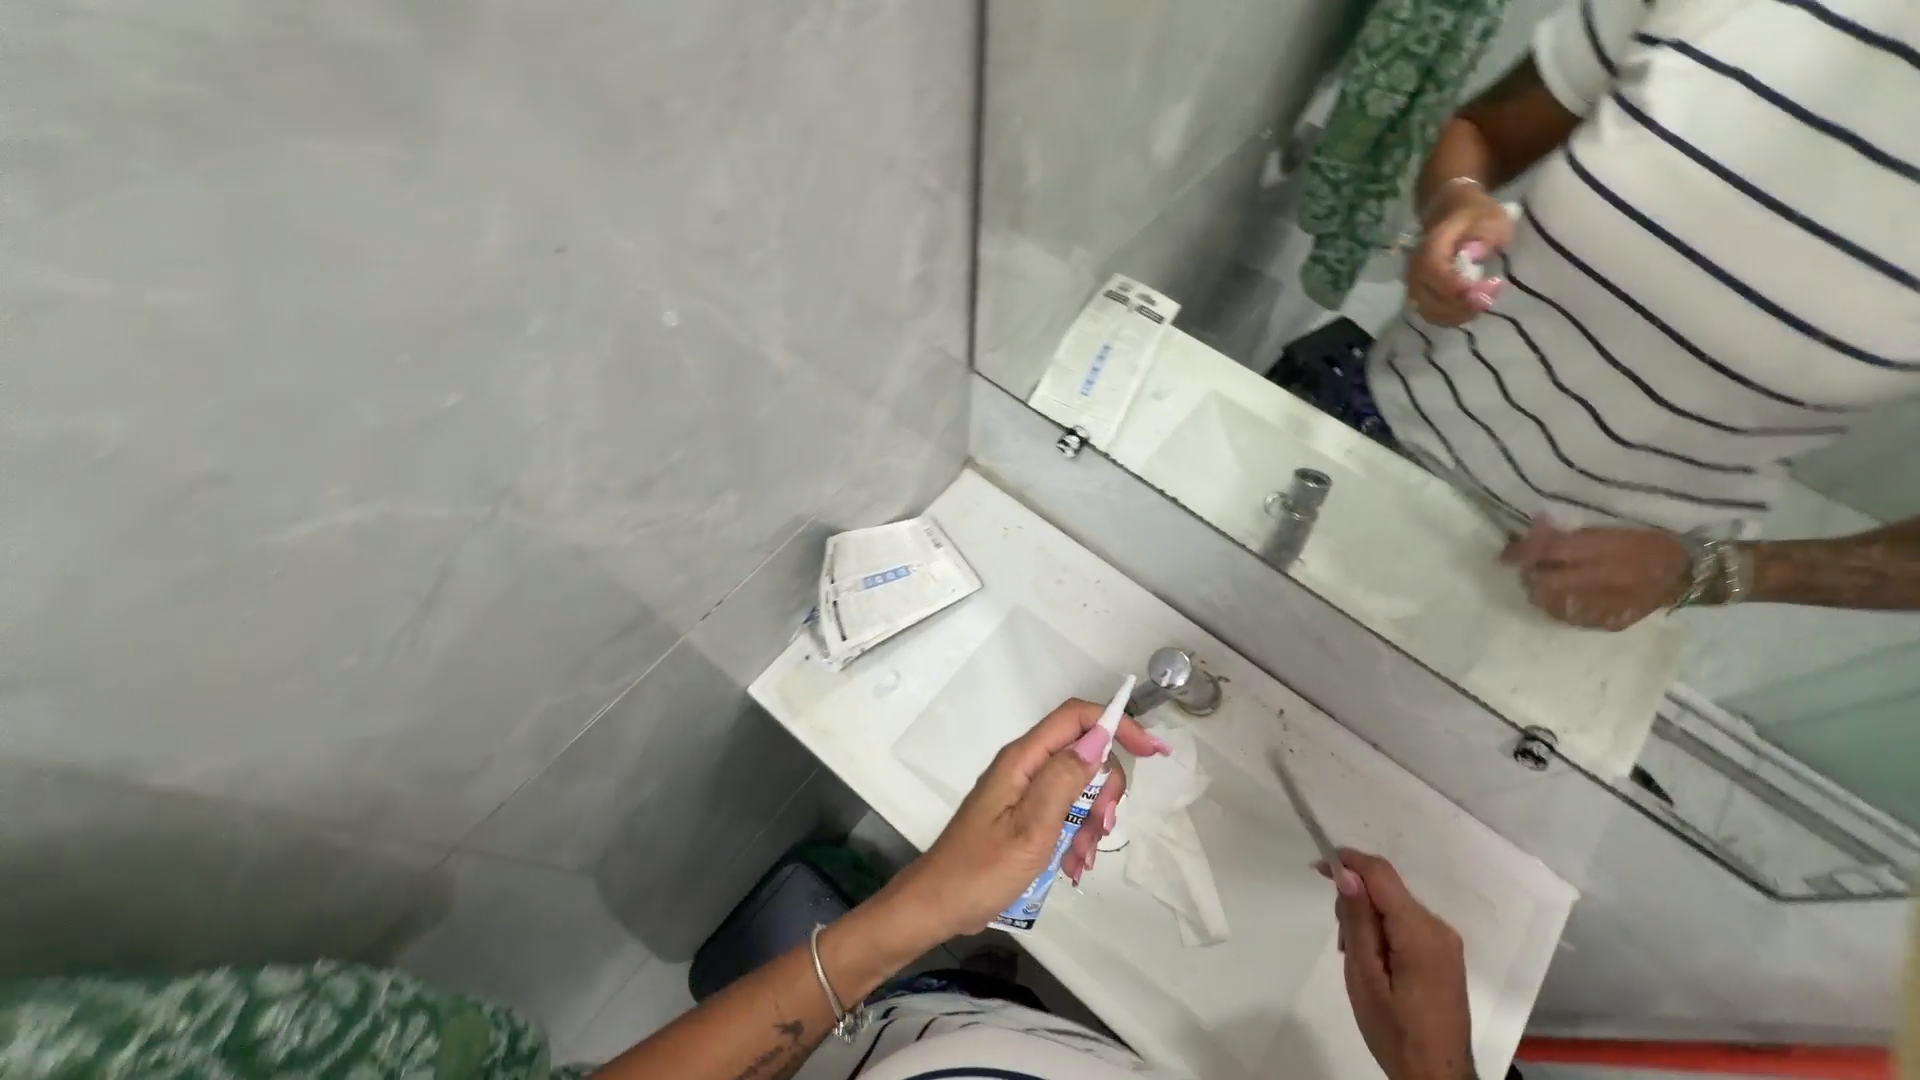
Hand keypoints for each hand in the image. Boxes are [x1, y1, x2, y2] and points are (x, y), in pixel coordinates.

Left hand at [885, 698, 1166, 939]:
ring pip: (1078, 789)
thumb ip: (1065, 778)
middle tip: (1103, 829)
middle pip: (1084, 755)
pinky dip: (1076, 837)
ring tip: (1082, 859)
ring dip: (1091, 822)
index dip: (1116, 724)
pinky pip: (1064, 814)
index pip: (1076, 718)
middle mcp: (1025, 767)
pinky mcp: (1024, 815)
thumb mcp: (1032, 826)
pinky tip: (1073, 866)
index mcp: (1023, 759)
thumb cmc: (982, 868)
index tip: (1152, 752)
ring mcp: (1024, 791)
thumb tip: (1099, 736)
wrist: (940, 905)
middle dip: (1104, 791)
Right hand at [1317, 850, 1473, 1079]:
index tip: (1316, 867)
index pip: (1381, 874)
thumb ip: (1357, 921)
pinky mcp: (1445, 955)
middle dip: (1355, 899)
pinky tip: (1374, 961)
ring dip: (1367, 917)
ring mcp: (1446, 943)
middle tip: (1340, 939)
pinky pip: (1406, 924)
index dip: (1348, 861)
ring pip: (1394, 905)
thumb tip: (1346, 874)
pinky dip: (1383, 930)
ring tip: (1355, 957)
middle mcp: (1439, 929)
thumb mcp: (1364, 976)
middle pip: (1387, 889)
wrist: (1438, 1079)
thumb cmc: (1395, 1031)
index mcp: (1420, 932)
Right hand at [1409, 185, 1510, 325]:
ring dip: (1458, 314)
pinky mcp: (1420, 295)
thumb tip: (1473, 253)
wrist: (1450, 214)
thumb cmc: (1475, 217)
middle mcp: (1415, 270)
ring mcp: (1414, 285)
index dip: (1455, 287)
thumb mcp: (1490, 217)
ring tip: (1484, 302)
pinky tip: (1471, 308)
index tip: (1484, 292)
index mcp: (1430, 247)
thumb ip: (1485, 233)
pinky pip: (1432, 314)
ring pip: (1430, 311)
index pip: (1433, 272)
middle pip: (1429, 298)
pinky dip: (1452, 317)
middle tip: (1491, 297)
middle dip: (1461, 305)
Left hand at [1500, 519, 1689, 629]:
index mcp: (1607, 551)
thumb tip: (1533, 529)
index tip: (1504, 554)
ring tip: (1541, 582)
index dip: (1523, 552)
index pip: (1551, 552)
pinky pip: (1572, 618)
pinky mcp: (1612, 621)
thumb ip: (1568, 535)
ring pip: (1552, 604)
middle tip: (1526, 568)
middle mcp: (1606, 580)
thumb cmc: (1645, 543)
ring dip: (1540, 592)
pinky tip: (1560, 598)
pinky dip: (1559, 608)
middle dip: (1529, 575)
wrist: (1688, 572)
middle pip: (1545, 582)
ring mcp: (1609, 605)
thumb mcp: (1608, 530)